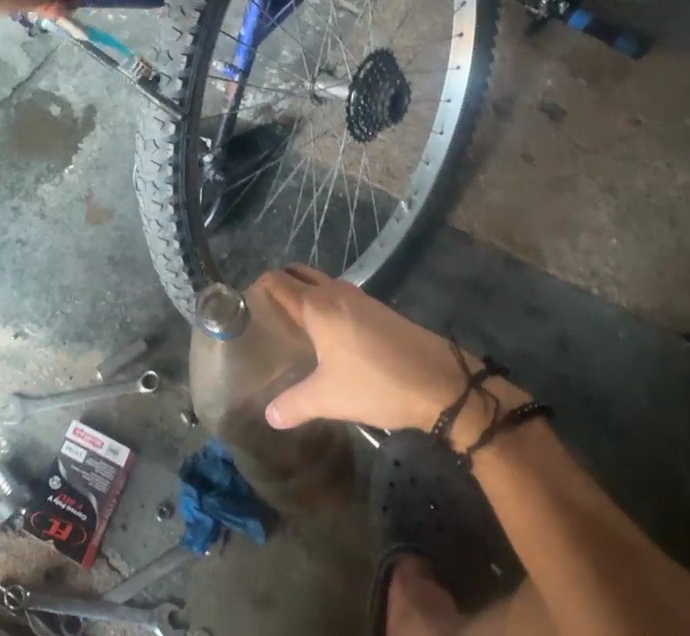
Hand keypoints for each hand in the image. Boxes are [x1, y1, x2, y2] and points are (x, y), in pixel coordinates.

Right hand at [257, 265, 527, 447]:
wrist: (444, 384)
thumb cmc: (377, 384)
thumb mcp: (328, 399)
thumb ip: (293, 405)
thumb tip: (268, 415)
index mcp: (316, 306)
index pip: (276, 281)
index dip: (257, 288)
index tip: (244, 307)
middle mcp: (335, 293)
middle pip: (298, 274)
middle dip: (280, 286)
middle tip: (265, 314)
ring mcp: (361, 299)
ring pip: (322, 285)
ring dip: (305, 295)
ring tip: (292, 326)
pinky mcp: (381, 311)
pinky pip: (341, 298)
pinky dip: (326, 307)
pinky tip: (327, 338)